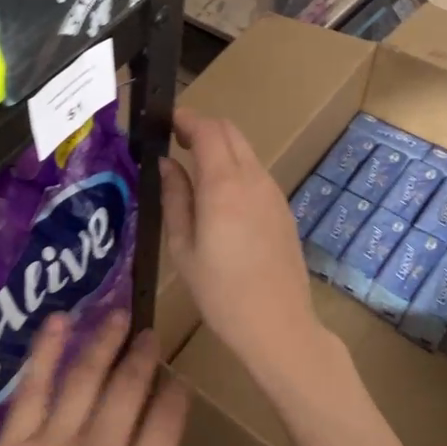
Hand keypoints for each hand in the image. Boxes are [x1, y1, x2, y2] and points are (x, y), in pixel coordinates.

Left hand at [0, 312, 212, 445]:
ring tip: (117, 315)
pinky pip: (33, 385)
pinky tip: (60, 320)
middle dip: (143, 355)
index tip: (176, 376)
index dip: (175, 392)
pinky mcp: (13, 440)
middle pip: (129, 388)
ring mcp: (55, 443)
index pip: (167, 421)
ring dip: (105, 340)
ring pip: (86, 376)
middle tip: (148, 333)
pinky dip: (47, 348)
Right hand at [161, 109, 330, 378]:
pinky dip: (233, 167)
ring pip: (245, 151)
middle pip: (230, 132)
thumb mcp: (182, 246)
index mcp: (223, 185)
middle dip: (202, 127)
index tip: (164, 121)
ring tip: (192, 167)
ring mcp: (272, 194)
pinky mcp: (282, 210)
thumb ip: (174, 197)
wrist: (278, 326)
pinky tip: (217, 195)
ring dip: (220, 147)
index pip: (207, 130)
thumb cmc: (219, 291)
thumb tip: (166, 164)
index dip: (185, 119)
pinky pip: (255, 173)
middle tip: (175, 139)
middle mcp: (252, 180)